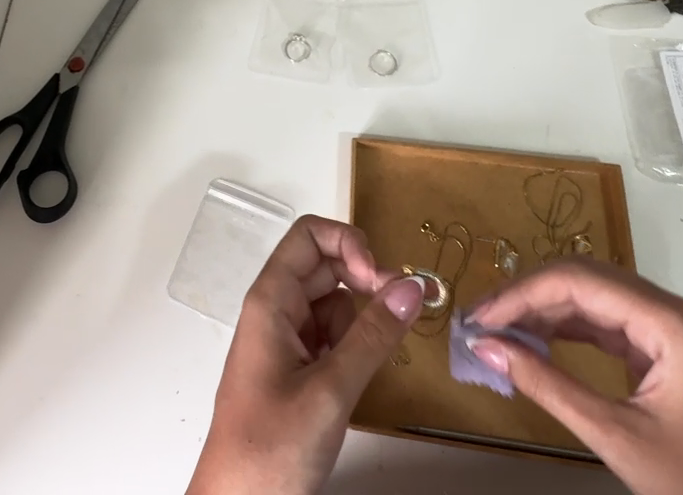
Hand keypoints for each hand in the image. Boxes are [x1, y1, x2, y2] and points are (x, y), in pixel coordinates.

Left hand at [186, 215, 423, 494]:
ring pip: (333, 301)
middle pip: (325, 265)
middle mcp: (276, 309)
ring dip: (362, 316)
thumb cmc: (272, 445)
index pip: (308, 236)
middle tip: (401, 311)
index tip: (380, 279)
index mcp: (270, 300)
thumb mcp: (330, 390)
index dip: (348, 243)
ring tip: (375, 356)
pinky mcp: (296, 367)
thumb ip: (373, 335)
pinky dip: (355, 342)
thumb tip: (412, 285)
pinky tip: (363, 371)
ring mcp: (285, 338)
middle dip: (365, 278)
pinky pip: (331, 334)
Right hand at [465, 259, 682, 494]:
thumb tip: (486, 348)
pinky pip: (616, 322)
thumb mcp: (619, 440)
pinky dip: (573, 329)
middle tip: (482, 323)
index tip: (478, 319)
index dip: (521, 295)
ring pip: (599, 298)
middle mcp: (680, 312)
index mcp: (674, 324)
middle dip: (530, 298)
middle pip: (588, 280)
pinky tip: (539, 341)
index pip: (580, 282)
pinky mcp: (680, 350)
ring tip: (501, 332)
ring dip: (548, 311)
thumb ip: (548, 387)